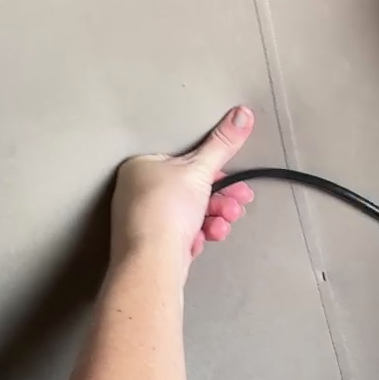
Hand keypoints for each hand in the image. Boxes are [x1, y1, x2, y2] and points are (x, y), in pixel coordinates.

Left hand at [110, 106, 256, 274]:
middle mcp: (136, 190)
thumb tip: (242, 113)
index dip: (215, 170)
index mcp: (141, 166)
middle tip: (240, 202)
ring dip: (214, 216)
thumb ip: (223, 143)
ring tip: (224, 225)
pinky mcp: (150, 244)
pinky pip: (180, 232)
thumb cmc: (167, 210)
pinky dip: (197, 233)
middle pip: (191, 188)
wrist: (151, 266)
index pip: (184, 160)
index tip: (235, 181)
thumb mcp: (200, 169)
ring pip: (189, 212)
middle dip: (220, 198)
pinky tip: (204, 239)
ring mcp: (141, 219)